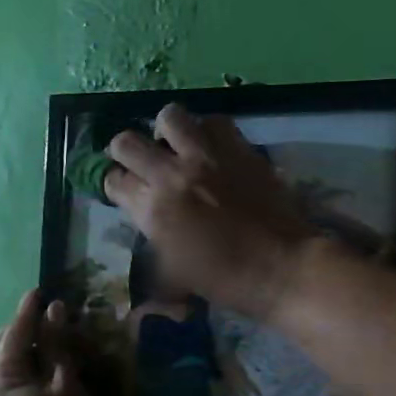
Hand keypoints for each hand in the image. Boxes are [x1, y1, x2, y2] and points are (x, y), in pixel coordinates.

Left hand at [0, 290, 97, 395]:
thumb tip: (54, 310)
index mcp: (2, 372)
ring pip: (6, 358)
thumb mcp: (66, 385)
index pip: (17, 329)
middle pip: (5, 340)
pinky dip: (26, 363)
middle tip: (57, 319)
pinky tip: (48, 366)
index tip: (42, 289)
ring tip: (56, 341)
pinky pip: (9, 375)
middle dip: (27, 326)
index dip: (30, 308)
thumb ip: (58, 345)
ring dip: (27, 345)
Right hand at [103, 103, 320, 321]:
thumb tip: (146, 223)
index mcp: (151, 209)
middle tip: (139, 162)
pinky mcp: (238, 148)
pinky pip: (214, 121)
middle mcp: (171, 175)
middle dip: (124, 150)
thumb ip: (151, 240)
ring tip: (175, 144)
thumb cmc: (223, 279)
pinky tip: (210, 145)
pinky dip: (207, 129)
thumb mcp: (171, 272)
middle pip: (126, 142)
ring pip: (169, 117)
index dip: (114, 184)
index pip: (113, 180)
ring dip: (166, 130)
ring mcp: (206, 157)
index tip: (124, 189)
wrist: (282, 267)